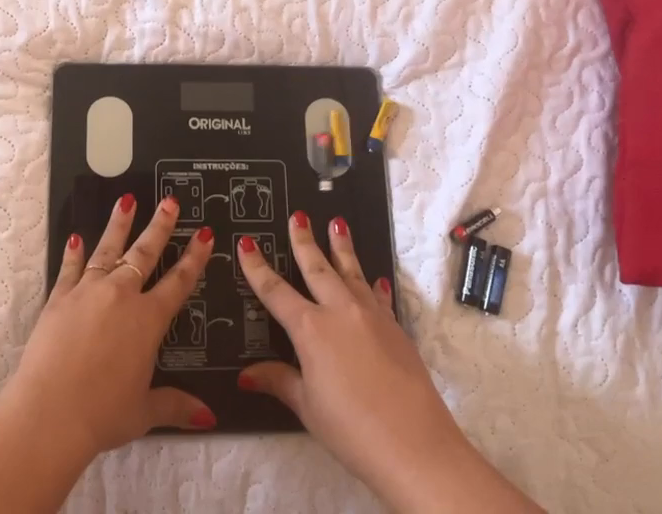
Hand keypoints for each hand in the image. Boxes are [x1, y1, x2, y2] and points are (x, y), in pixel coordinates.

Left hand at [0, 193, 217, 457]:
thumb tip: (208, 417)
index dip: (194, 257)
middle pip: (145, 253)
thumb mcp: (144, 411)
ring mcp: (87, 293)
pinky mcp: (58, 299)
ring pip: (107, 250)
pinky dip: (74, 253)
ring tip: (126, 199)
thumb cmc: (102, 414)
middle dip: (160, 226)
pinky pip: (69, 269)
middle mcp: (120, 296)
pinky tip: (76, 238)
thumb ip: (176, 406)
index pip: (178, 282)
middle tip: (169, 201)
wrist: (48, 413)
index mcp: (148, 320)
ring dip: (118, 225)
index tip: (204, 234)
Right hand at [237, 214, 538, 512]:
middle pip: (317, 268)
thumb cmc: (352, 429)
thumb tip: (246, 375)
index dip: (257, 268)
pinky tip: (374, 279)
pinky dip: (373, 284)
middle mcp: (340, 312)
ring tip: (337, 223)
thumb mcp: (308, 407)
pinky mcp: (396, 330)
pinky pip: (379, 297)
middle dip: (304, 241)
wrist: (416, 445)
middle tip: (298, 216)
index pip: (275, 292)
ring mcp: (372, 317)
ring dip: (342, 248)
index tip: (247, 244)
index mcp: (311, 329)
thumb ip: (279, 382)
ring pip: (352, 272)